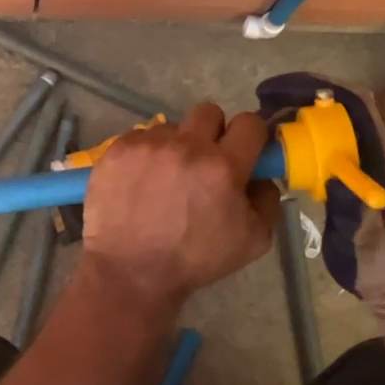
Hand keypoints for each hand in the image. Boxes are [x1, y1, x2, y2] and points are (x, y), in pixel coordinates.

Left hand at [81, 102, 280, 312]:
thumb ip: (267, 201)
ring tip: (165, 178)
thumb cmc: (195, 260)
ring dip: (175, 146)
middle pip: (208, 113)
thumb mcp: (253, 241)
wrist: (131, 271)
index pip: (249, 123)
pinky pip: (140, 138)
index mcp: (223, 166)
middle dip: (212, 133)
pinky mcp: (117, 150)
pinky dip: (145, 155)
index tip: (243, 151)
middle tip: (204, 162)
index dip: (250, 136)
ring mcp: (148, 145)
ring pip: (171, 127)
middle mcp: (185, 146)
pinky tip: (140, 182)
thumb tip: (262, 176)